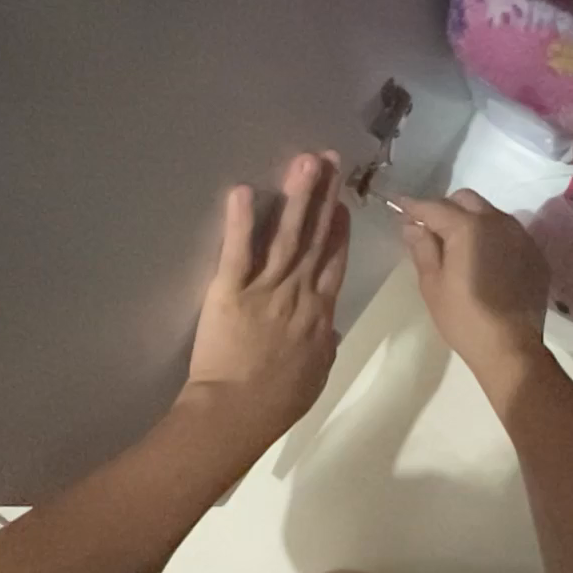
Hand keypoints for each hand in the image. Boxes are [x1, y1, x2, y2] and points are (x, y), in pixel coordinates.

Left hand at [182, 151, 348, 455]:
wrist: (239, 413)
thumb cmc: (279, 401)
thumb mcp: (317, 374)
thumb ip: (325, 344)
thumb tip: (330, 328)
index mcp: (320, 315)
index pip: (333, 264)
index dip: (338, 232)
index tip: (342, 204)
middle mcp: (298, 294)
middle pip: (315, 240)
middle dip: (323, 198)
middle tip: (328, 160)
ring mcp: (265, 291)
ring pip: (286, 237)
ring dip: (297, 197)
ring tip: (304, 162)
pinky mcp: (230, 291)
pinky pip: (238, 252)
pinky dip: (242, 222)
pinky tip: (245, 191)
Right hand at [394, 189, 550, 386]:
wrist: (511, 348)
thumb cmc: (464, 320)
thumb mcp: (433, 285)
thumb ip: (422, 248)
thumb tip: (413, 226)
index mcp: (468, 227)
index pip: (434, 207)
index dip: (414, 207)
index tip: (400, 208)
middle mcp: (499, 222)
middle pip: (466, 201)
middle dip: (446, 209)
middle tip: (431, 231)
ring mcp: (522, 237)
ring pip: (491, 214)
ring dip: (472, 222)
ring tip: (460, 247)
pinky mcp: (535, 254)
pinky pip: (509, 235)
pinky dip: (493, 239)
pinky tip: (486, 262)